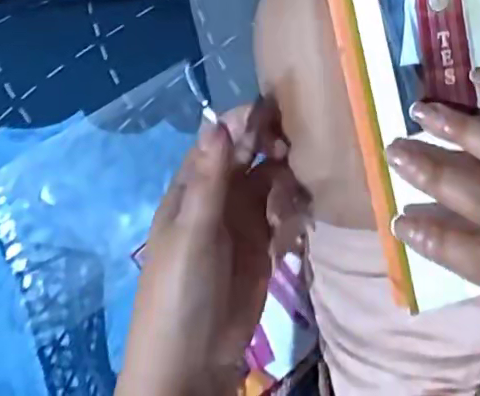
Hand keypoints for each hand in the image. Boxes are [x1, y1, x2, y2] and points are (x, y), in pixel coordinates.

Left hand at [117, 101, 297, 395]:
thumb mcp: (193, 233)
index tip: (272, 113)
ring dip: (285, 174)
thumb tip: (217, 121)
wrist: (192, 365)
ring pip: (271, 176)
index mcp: (191, 191)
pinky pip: (284, 206)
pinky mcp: (265, 241)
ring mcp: (243, 218)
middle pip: (248, 153)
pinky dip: (294, 203)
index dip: (243, 122)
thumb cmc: (181, 293)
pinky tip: (298, 215)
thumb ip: (210, 179)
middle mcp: (218, 197)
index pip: (218, 140)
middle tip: (290, 146)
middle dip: (270, 142)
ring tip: (295, 186)